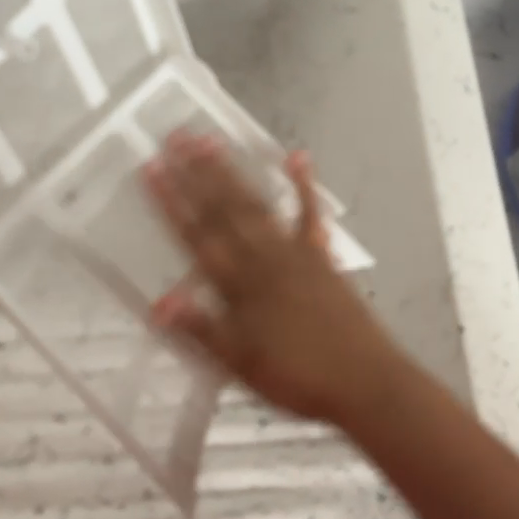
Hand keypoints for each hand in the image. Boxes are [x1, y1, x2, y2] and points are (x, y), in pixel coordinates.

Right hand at [142, 131, 409, 424]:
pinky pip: (309, 214)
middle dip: (196, 172)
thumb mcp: (239, 364)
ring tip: (212, 140)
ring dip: (233, 171)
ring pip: (256, 204)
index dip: (171, 201)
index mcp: (238, 284)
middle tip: (177, 135)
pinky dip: (304, 184)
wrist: (366, 382)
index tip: (153, 168)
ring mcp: (295, 252)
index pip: (196, 235)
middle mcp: (263, 258)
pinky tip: (297, 157)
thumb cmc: (296, 377)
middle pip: (224, 209)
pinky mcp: (322, 256)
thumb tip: (157, 303)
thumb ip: (199, 330)